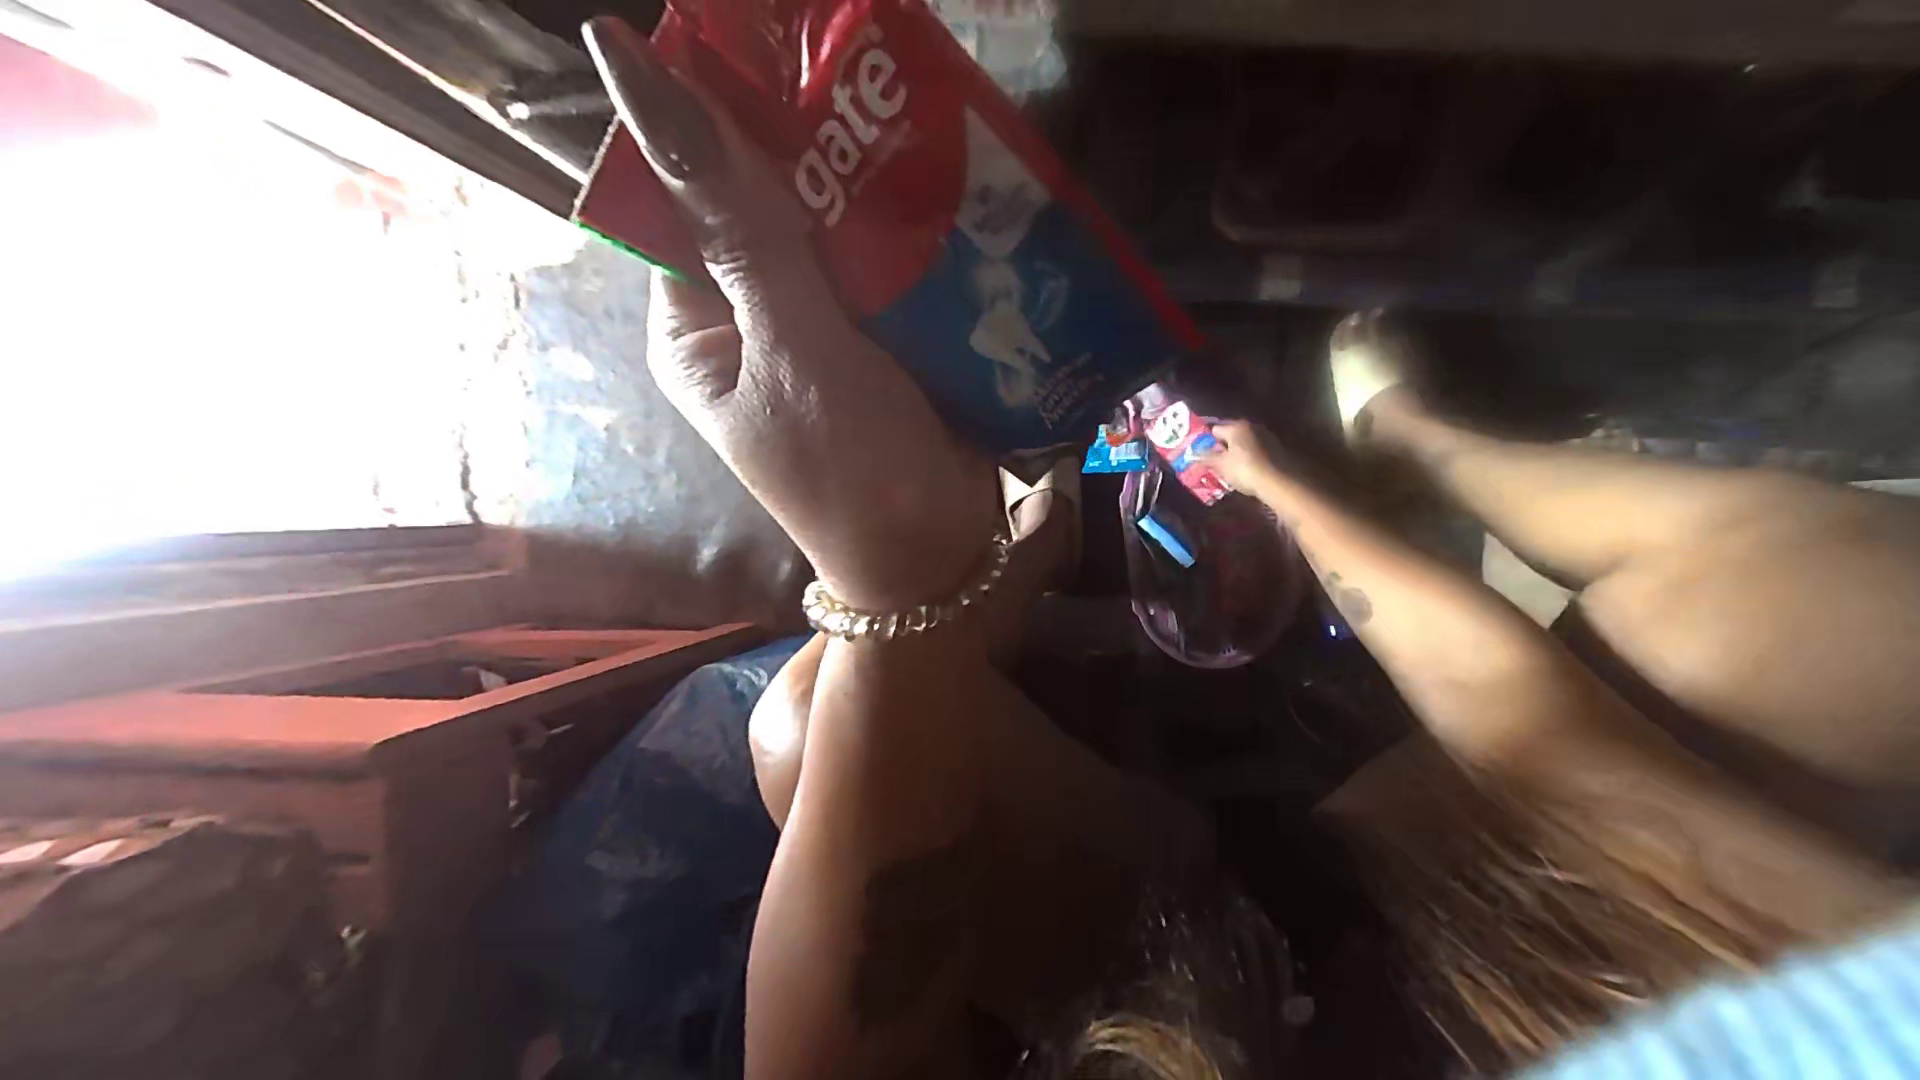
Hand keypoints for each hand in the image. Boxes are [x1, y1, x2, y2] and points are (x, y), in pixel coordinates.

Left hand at [584, 18, 1000, 612]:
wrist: (936, 558)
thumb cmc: (850, 474)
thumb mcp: (794, 354)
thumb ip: (743, 230)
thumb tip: (639, 74)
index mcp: (698, 328)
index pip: (684, 197)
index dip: (720, 126)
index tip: (783, 60)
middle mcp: (751, 322)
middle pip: (766, 207)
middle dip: (813, 157)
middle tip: (876, 90)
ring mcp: (821, 331)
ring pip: (834, 232)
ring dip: (871, 190)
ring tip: (922, 128)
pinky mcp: (883, 341)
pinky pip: (887, 266)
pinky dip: (912, 233)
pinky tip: (949, 192)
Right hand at [1202, 420, 1285, 498]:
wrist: (1277, 482)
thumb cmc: (1244, 469)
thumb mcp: (1220, 464)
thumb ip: (1204, 457)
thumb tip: (1191, 453)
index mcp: (1237, 426)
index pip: (1214, 429)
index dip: (1205, 441)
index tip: (1200, 454)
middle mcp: (1252, 427)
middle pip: (1229, 436)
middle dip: (1220, 448)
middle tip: (1211, 463)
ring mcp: (1265, 437)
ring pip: (1242, 444)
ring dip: (1234, 454)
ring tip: (1226, 470)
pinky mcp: (1275, 449)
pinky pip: (1253, 451)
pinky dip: (1247, 458)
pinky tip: (1243, 471)